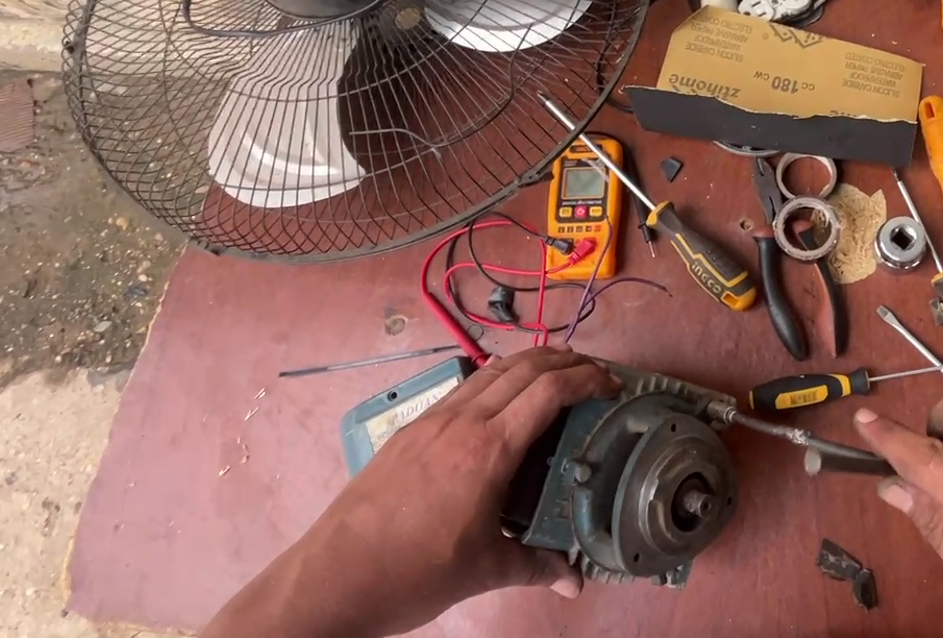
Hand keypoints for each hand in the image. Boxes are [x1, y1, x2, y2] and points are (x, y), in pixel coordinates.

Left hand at [204, 346, 620, 637]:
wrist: (329, 579)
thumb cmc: (413, 573)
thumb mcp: (483, 571)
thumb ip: (535, 565)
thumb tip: (575, 581)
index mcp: (490, 449)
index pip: (550, 390)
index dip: (587, 379)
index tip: (612, 386)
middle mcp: (465, 420)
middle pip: (527, 365)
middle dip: (568, 361)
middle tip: (595, 375)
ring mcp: (435, 418)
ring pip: (495, 367)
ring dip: (534, 361)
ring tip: (559, 374)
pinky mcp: (414, 427)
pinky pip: (469, 384)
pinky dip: (501, 377)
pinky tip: (505, 399)